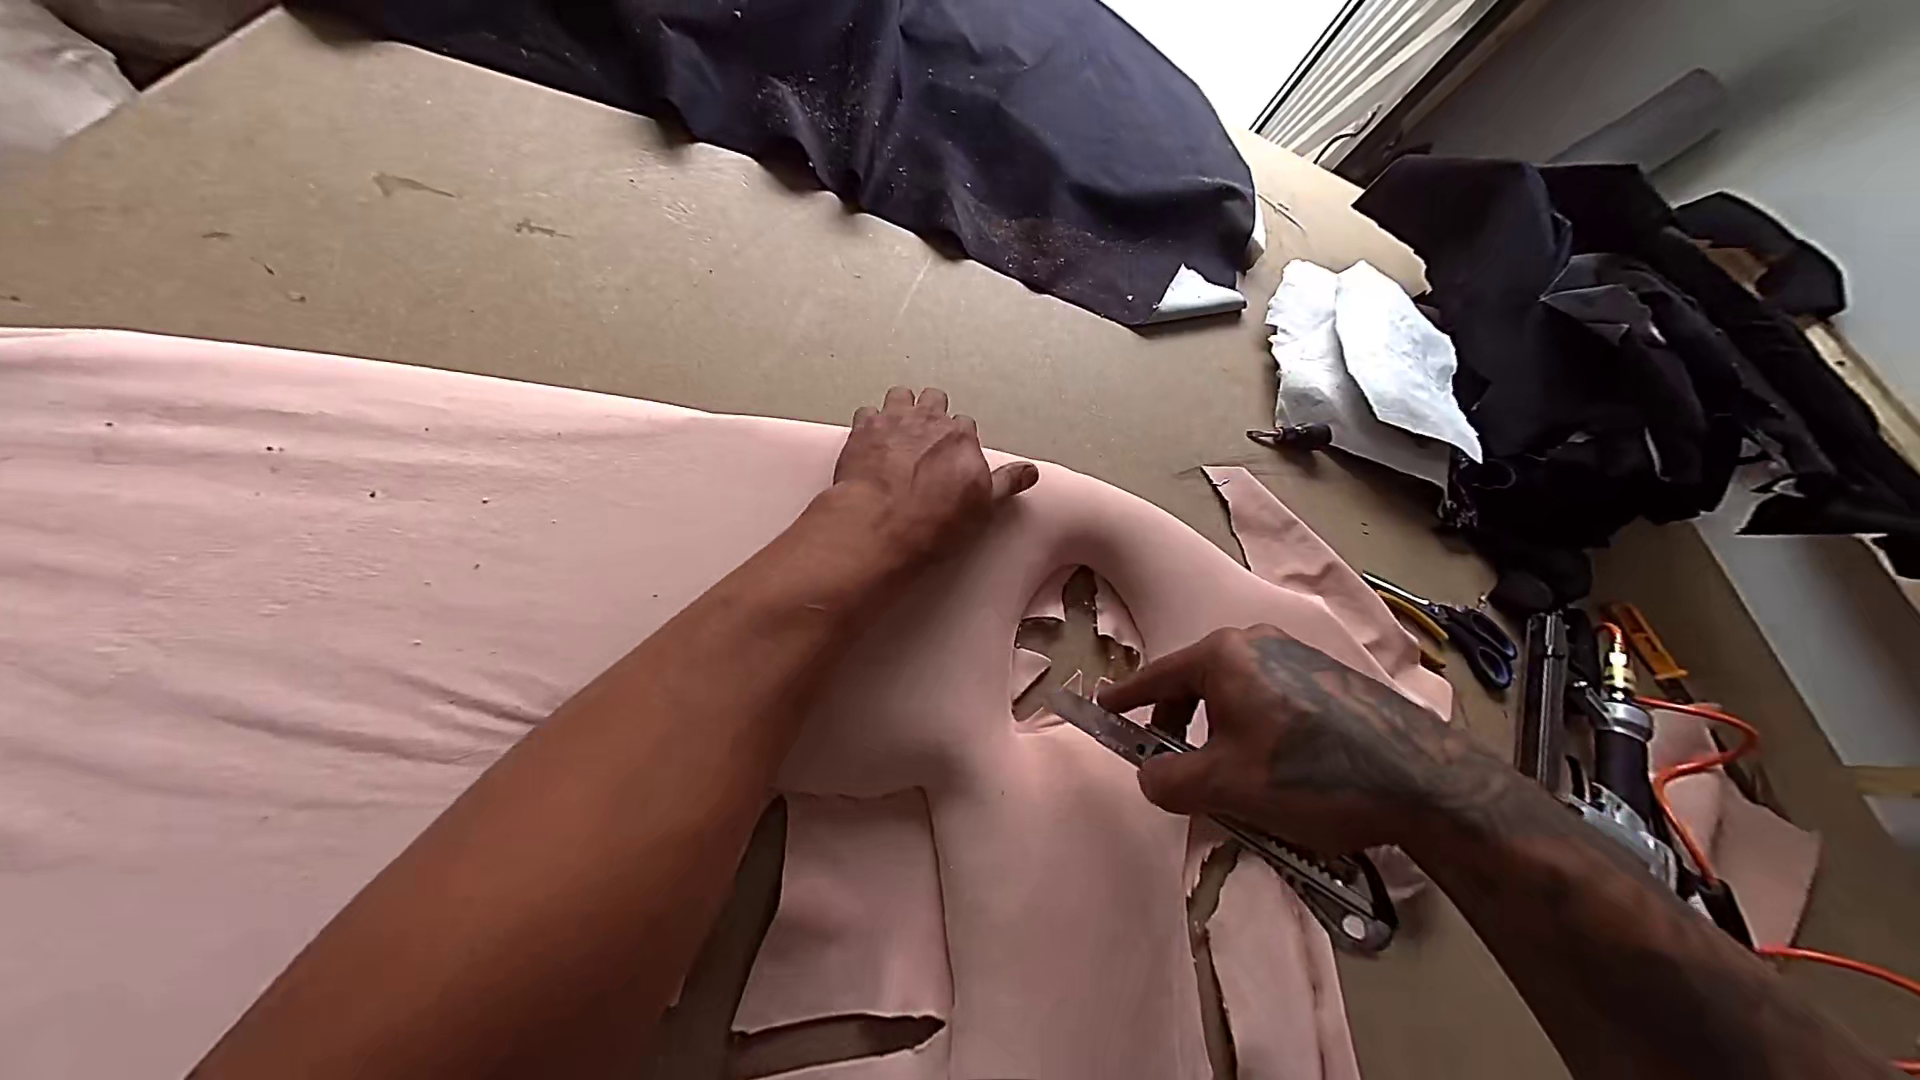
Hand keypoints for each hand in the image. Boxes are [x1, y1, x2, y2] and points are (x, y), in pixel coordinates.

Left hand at [829, 386, 1038, 565]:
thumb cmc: (930, 518)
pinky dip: (868, 422)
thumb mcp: (984, 505)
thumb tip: (1028, 472)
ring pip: (900, 395)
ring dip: (900, 407)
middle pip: (934, 400)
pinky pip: (866, 412)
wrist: (882, 523)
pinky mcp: (863, 429)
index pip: (964, 425)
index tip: (953, 453)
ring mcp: (893, 422)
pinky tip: (868, 438)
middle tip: (927, 433)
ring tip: (898, 427)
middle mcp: (928, 421)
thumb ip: (1007, 481)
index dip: (957, 439)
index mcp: (960, 436)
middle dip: (931, 413)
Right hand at [1099, 625, 1511, 854]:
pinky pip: (1266, 697)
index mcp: (1223, 655)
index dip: (1125, 698)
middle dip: (1177, 724)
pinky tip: (1272, 767)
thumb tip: (1149, 777)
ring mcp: (1295, 655)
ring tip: (1229, 775)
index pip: (1156, 676)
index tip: (1103, 708)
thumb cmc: (1310, 775)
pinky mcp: (1326, 676)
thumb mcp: (1224, 786)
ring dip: (1216, 731)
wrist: (1427, 783)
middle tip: (1175, 765)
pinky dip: (1250, 727)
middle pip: (1194, 683)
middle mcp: (1256, 642)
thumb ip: (1167, 781)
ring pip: (1231, 693)